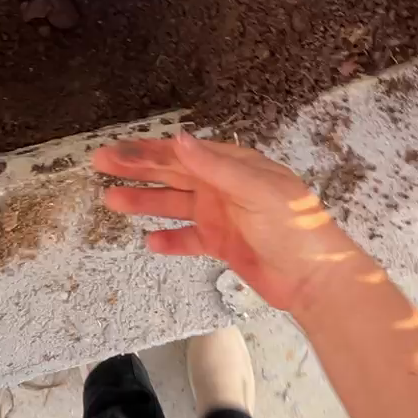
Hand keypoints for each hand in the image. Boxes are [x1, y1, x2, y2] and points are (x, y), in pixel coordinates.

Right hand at [93, 129, 363, 312]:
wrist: (317, 278)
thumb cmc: (294, 227)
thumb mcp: (255, 190)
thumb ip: (214, 166)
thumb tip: (179, 138)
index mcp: (230, 166)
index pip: (179, 154)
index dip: (145, 152)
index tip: (114, 151)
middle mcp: (221, 187)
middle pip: (170, 174)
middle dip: (135, 170)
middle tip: (100, 164)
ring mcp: (221, 215)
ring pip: (173, 204)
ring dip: (144, 202)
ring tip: (111, 201)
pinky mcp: (222, 244)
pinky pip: (188, 239)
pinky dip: (169, 239)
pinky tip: (148, 241)